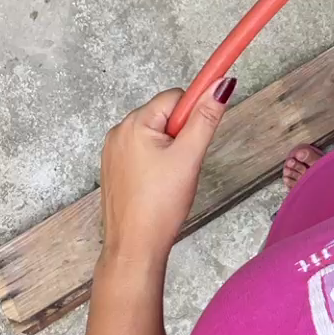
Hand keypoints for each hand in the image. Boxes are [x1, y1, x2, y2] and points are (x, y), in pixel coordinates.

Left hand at [98, 82, 231, 267]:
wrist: (134, 249)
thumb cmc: (158, 207)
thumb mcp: (190, 156)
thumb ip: (206, 117)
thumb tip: (220, 85)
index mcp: (134, 124)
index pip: (175, 97)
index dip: (193, 114)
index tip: (204, 128)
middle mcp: (119, 132)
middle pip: (165, 114)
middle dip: (181, 134)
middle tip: (184, 163)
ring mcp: (114, 151)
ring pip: (155, 133)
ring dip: (170, 148)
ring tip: (171, 177)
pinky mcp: (114, 168)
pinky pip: (143, 150)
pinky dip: (156, 160)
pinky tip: (159, 183)